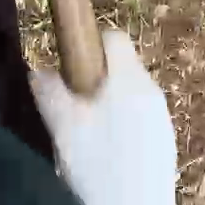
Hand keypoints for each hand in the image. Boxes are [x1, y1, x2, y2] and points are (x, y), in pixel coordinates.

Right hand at [31, 31, 177, 204]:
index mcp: (130, 78)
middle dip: (96, 80)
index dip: (90, 43)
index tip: (71, 66)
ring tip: (88, 137)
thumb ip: (49, 90)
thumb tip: (39, 70)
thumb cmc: (99, 168)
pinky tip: (107, 157)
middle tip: (74, 107)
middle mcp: (152, 91)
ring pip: (130, 94)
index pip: (114, 36)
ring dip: (109, 105)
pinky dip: (123, 127)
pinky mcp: (166, 145)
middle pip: (122, 66)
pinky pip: (140, 120)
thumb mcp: (63, 126)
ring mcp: (163, 119)